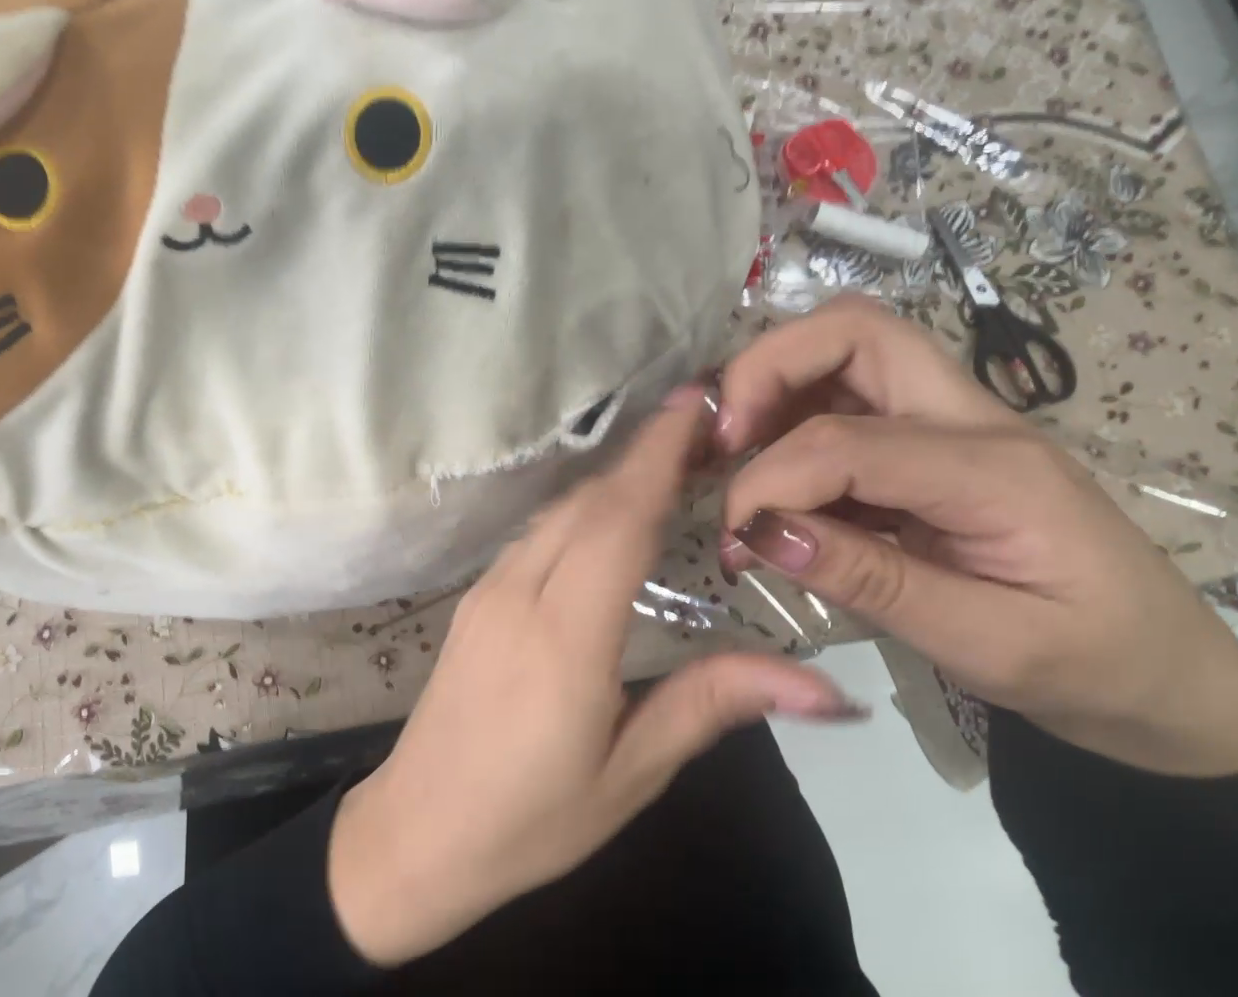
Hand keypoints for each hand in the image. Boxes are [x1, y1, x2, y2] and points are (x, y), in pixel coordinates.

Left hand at [326, 385, 860, 967]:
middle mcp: (517, 596)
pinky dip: (576, 517)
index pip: (616, 520)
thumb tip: (822, 683)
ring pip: (553, 517)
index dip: (656, 455)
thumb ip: (711, 706)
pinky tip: (606, 526)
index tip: (697, 404)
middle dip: (641, 458)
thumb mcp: (630, 773)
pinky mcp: (469, 607)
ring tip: (667, 466)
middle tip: (704, 428)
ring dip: (608, 485)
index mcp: (563, 634)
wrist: (416, 833)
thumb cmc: (529, 819)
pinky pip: (531, 541)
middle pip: (584, 505)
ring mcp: (484, 596)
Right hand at [715, 295, 1237, 778]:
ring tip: (727, 453)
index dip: (767, 481)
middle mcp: (973, 421)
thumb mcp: (983, 643)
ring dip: (773, 386)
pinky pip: (847, 400)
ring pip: (847, 350)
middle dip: (764, 369)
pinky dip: (789, 421)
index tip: (733, 540)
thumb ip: (870, 580)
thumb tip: (760, 531)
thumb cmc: (1087, 664)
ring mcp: (955, 425)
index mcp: (995, 471)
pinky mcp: (933, 446)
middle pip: (856, 332)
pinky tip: (768, 479)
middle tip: (718, 442)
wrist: (1162, 674)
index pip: (844, 441)